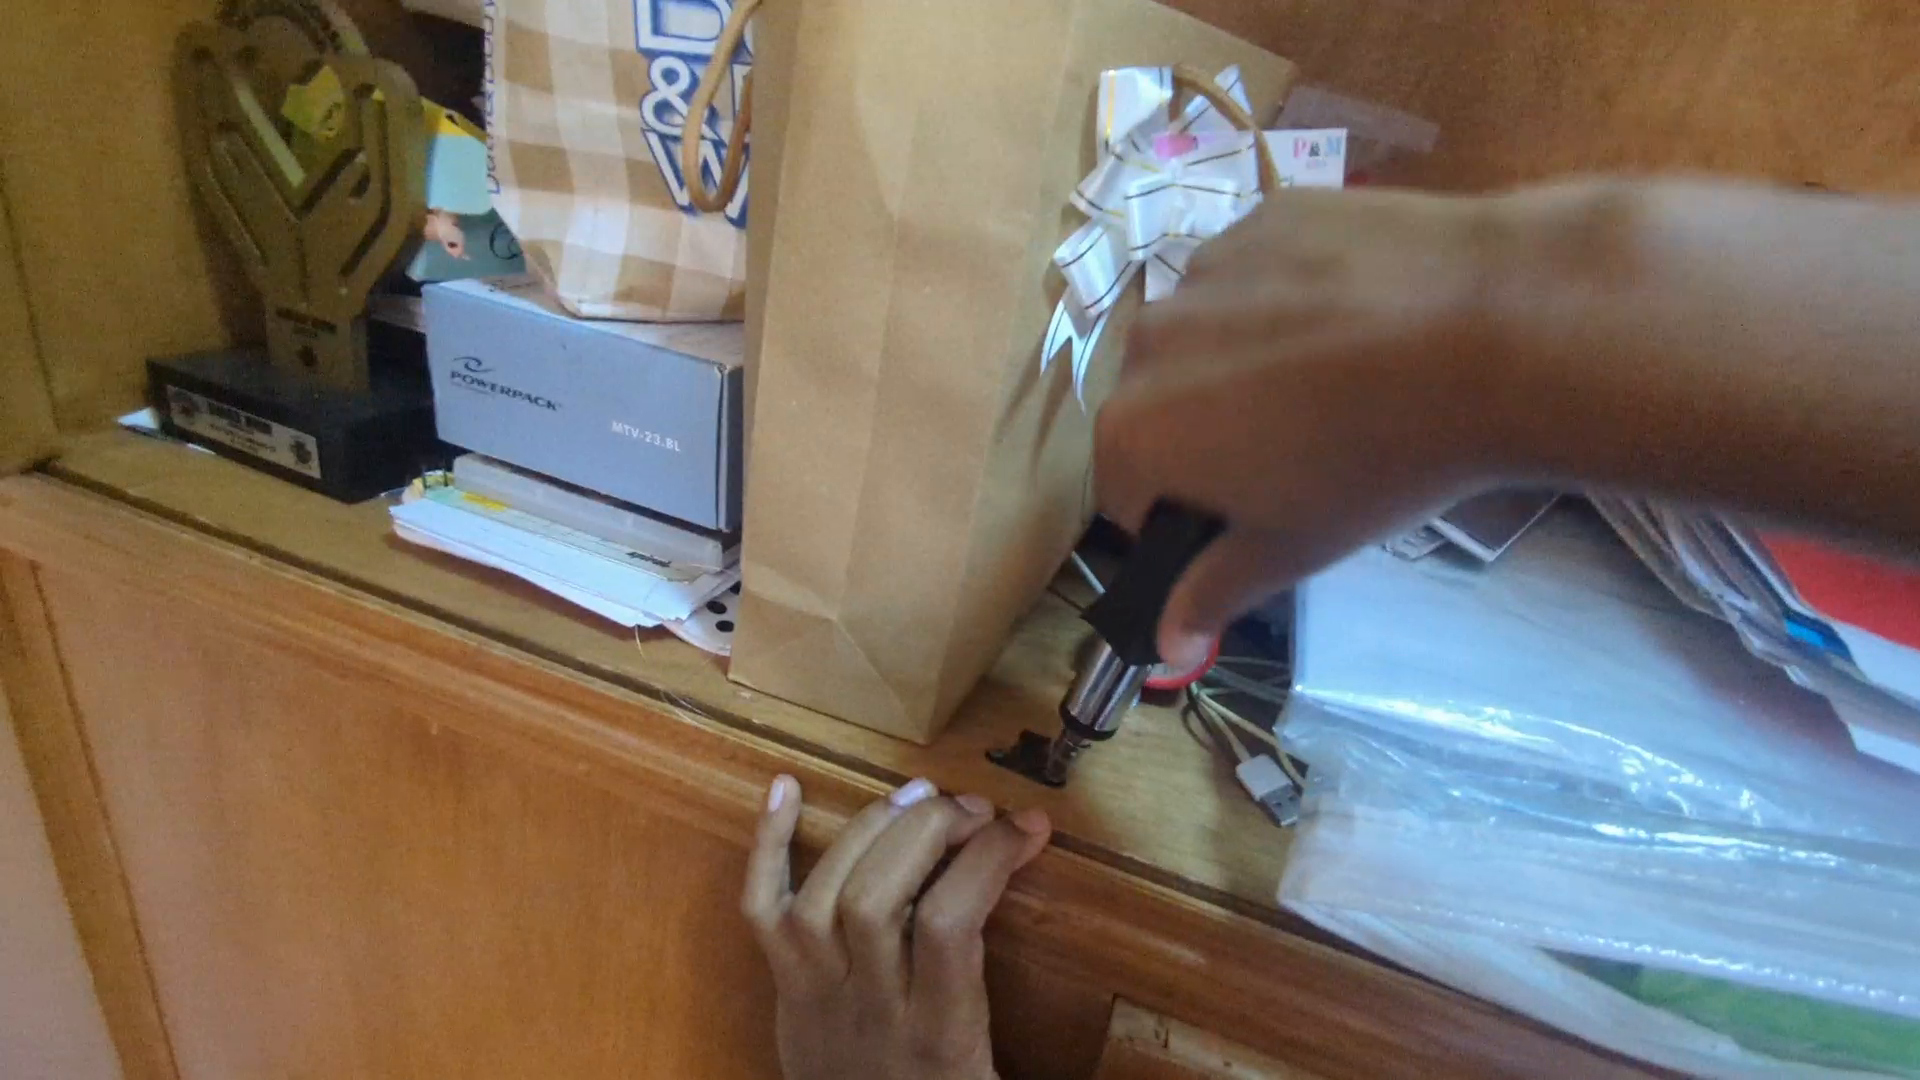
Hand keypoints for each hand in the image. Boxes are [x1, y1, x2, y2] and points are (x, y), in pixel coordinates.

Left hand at [742, 775, 1052, 1079]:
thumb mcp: (995, 1066)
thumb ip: (1024, 997)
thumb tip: (1071, 899)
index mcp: (937, 1034)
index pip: (950, 924)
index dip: (989, 858)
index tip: (1027, 825)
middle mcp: (869, 1007)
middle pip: (875, 898)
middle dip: (927, 829)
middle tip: (971, 806)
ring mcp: (815, 993)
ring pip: (822, 895)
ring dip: (870, 826)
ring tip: (917, 796)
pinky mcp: (782, 986)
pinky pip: (760, 909)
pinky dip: (767, 844)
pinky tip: (786, 786)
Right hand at [1097, 186, 1522, 668]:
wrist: (1498, 329)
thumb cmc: (1374, 463)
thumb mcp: (1288, 547)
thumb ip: (1210, 594)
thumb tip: (1165, 652)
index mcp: (1132, 432)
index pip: (1125, 492)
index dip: (1177, 513)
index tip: (1239, 514)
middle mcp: (1142, 344)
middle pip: (1155, 410)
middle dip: (1199, 434)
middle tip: (1290, 444)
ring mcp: (1200, 270)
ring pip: (1198, 340)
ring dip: (1232, 363)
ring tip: (1325, 374)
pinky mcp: (1259, 217)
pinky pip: (1245, 275)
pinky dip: (1275, 298)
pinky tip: (1344, 313)